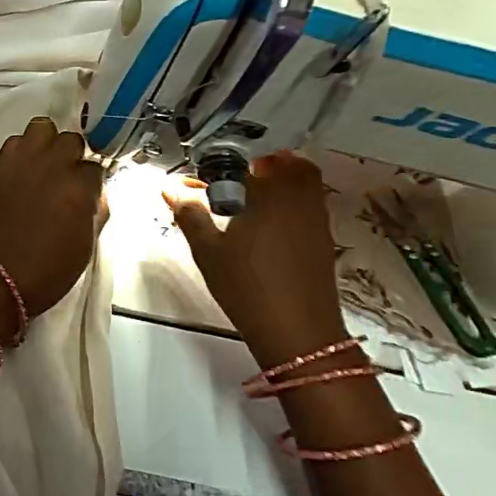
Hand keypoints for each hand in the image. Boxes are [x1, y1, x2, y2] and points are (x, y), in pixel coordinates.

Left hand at [0, 117, 106, 327]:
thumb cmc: (47, 271)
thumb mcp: (86, 246)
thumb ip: (97, 211)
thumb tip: (96, 194)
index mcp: (80, 188)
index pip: (97, 167)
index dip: (93, 181)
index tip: (88, 192)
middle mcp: (53, 166)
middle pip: (71, 140)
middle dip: (72, 156)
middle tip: (67, 176)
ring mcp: (23, 162)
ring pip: (42, 128)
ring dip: (47, 143)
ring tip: (45, 164)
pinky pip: (15, 142)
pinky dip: (23, 150)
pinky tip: (24, 170)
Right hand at [164, 151, 344, 363]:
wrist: (298, 332)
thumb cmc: (248, 288)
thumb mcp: (209, 253)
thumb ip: (190, 215)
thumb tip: (170, 188)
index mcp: (268, 194)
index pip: (247, 165)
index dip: (226, 167)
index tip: (210, 179)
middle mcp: (298, 199)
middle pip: (289, 164)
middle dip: (266, 163)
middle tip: (241, 180)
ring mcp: (316, 219)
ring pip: (306, 183)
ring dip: (284, 181)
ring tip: (256, 202)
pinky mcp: (325, 239)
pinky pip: (312, 205)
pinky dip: (295, 203)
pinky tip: (273, 228)